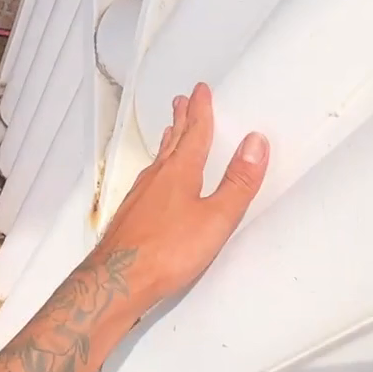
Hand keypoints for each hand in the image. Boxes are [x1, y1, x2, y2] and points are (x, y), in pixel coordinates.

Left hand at [90, 82, 268, 311]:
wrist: (117, 280)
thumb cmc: (167, 251)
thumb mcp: (216, 218)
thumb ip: (238, 182)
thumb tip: (256, 143)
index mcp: (180, 172)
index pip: (194, 133)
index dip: (200, 111)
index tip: (201, 90)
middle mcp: (156, 178)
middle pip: (172, 142)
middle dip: (181, 120)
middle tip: (181, 100)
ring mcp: (140, 197)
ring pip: (158, 161)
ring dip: (167, 142)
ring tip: (170, 131)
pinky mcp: (131, 217)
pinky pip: (148, 181)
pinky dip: (156, 169)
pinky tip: (154, 180)